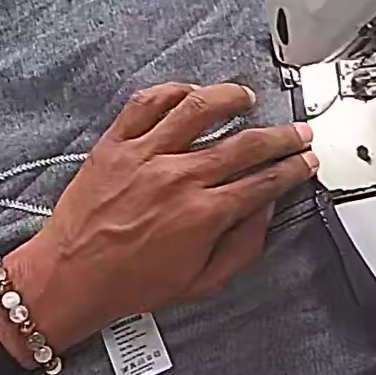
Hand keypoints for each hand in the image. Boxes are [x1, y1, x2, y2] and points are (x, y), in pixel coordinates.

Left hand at [0, 82, 316, 355]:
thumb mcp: (200, 282)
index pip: (264, 180)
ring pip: (200, 108)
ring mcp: (145, 155)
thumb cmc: (129, 283)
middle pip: (246, 143)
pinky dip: (174, 91)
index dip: (293, 168)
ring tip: (247, 98)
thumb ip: (242, 246)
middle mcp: (179, 178)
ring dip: (232, 97)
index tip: (304, 161)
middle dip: (282, 136)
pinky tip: (190, 94)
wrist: (71, 277)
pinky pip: (148, 103)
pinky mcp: (116, 144)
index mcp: (203, 214)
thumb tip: (265, 212)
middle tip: (295, 133)